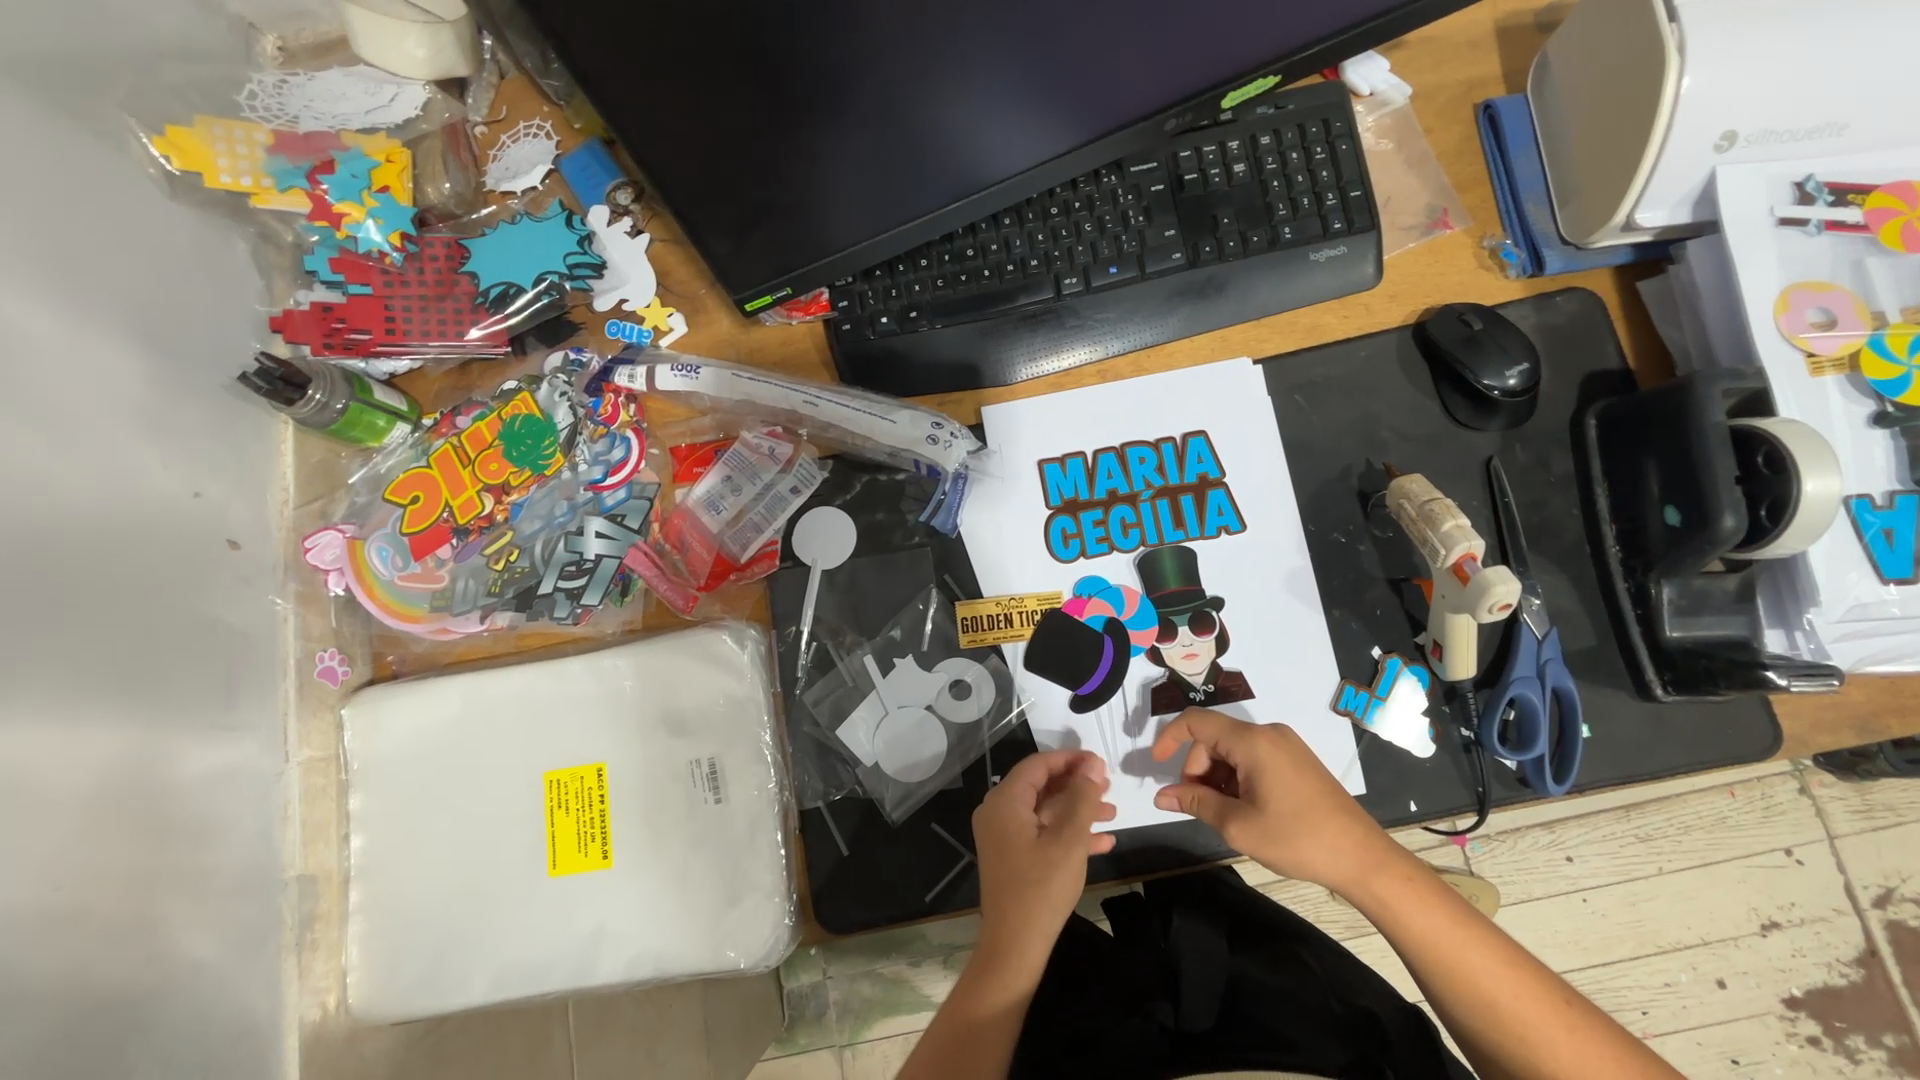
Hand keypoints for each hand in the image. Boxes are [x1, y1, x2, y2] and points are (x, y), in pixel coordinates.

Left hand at [971, 750, 1116, 967]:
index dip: (1070, 759)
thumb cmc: (1042, 888)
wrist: (1015, 945)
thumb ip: (1082, 798)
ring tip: (1112, 813)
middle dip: (1077, 785)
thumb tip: (1093, 764)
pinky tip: (1103, 843)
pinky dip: (1068, 834)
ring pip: (1044, 811)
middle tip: (1109, 787)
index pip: (1038, 765)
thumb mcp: (1069, 839)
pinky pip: (1041, 833)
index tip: (1101, 762)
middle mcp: (998, 812)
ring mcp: (1003, 836)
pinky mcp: (1012, 856)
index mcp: (1005, 801)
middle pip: (1041, 786)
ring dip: (1077, 810)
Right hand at [1151, 708, 1406, 894]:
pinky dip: (1238, 779)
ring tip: (1226, 814)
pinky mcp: (1297, 760)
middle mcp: (1268, 734)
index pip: (1196, 722)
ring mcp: (1286, 746)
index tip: (1156, 765)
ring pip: (1232, 751)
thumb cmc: (1296, 839)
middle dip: (1197, 769)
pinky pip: (1253, 759)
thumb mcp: (1237, 825)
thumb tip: (1162, 795)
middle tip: (1199, 806)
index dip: (1169, 738)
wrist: (1361, 857)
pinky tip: (1245, 809)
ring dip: (1218, 777)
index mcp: (1252, 741)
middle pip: (1214, 739)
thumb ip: (1195, 802)